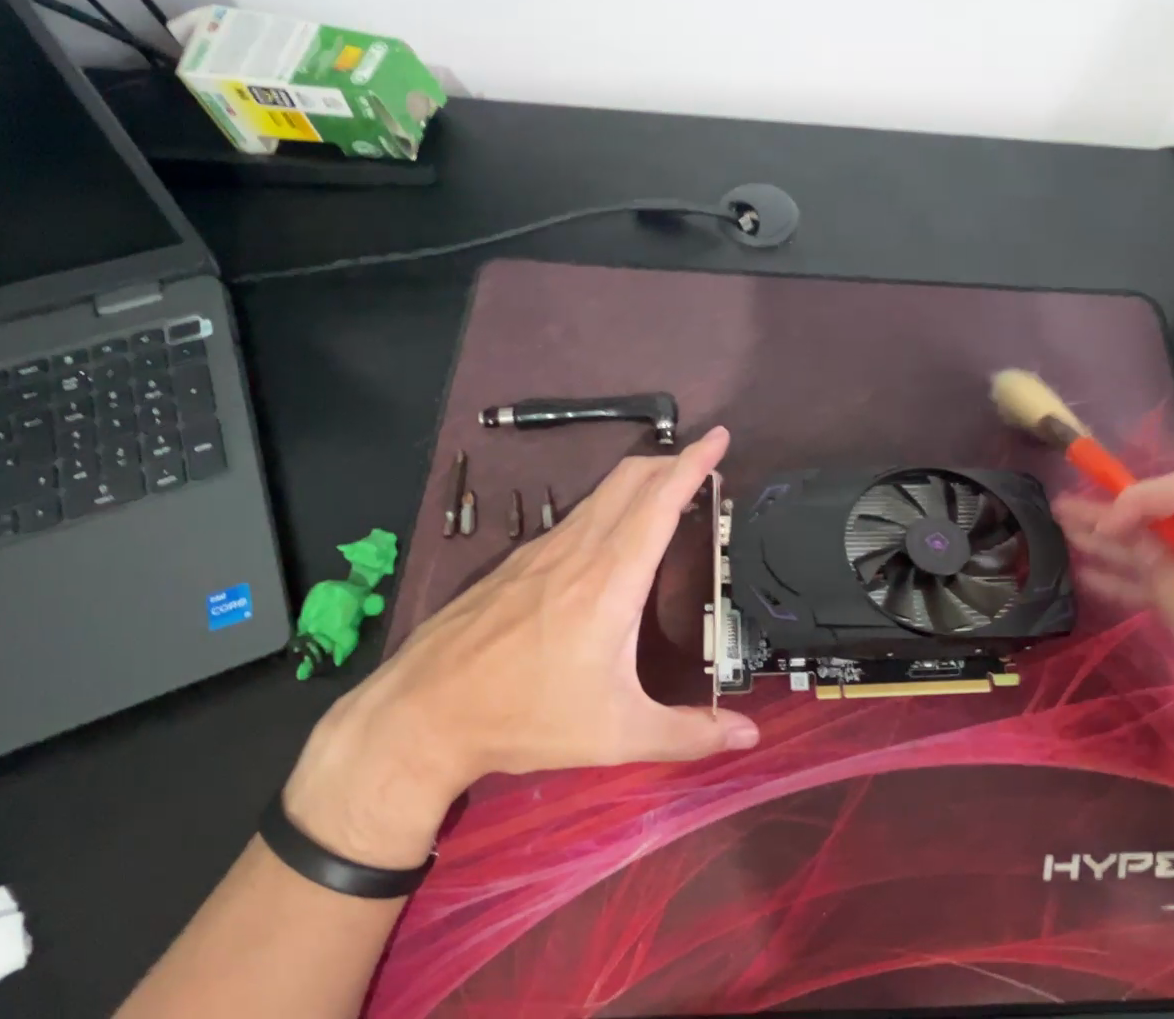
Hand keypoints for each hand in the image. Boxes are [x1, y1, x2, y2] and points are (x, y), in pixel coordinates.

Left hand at [282, 427, 757, 867]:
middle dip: (671, 461)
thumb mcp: (616, 735)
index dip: (692, 465)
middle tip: (704, 465)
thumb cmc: (525, 718)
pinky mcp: (516, 565)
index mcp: (609, 582)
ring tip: (668, 491)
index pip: (658, 504)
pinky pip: (575, 516)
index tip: (718, 438)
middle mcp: (576, 553)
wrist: (422, 715)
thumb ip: (689, 734)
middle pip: (629, 481)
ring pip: (600, 495)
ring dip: (640, 480)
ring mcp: (540, 553)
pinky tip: (612, 534)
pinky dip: (609, 505)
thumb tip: (751, 735)